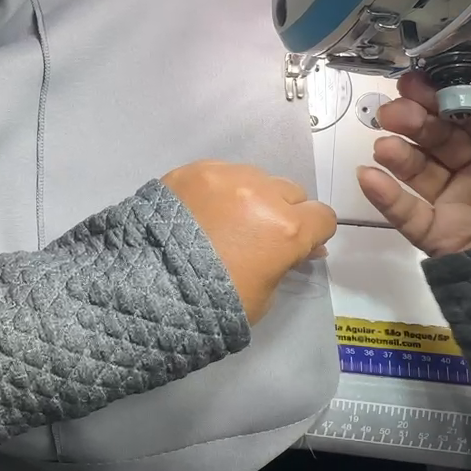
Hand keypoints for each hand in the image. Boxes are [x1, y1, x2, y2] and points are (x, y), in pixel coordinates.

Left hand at [163, 161, 335, 322]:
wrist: (147, 286)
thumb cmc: (211, 300)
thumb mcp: (264, 293)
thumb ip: (288, 263)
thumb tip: (305, 248)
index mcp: (286, 228)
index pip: (322, 217)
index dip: (313, 232)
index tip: (296, 245)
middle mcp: (259, 193)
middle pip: (290, 192)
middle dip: (281, 211)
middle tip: (256, 234)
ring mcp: (223, 176)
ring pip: (254, 177)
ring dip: (249, 195)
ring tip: (224, 220)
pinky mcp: (191, 170)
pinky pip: (219, 172)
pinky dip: (217, 188)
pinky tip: (201, 210)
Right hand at [356, 55, 470, 256]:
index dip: (451, 90)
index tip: (424, 75)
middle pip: (442, 135)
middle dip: (417, 117)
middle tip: (395, 108)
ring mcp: (459, 203)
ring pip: (419, 168)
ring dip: (398, 151)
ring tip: (384, 143)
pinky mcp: (438, 235)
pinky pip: (406, 211)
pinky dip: (385, 194)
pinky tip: (370, 176)